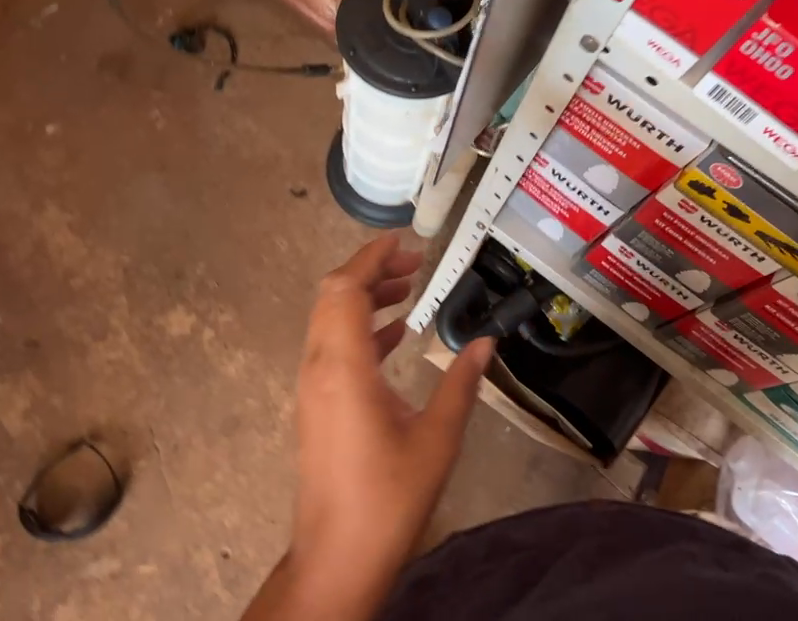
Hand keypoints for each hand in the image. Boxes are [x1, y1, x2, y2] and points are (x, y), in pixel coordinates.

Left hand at [258, 233, 493, 620]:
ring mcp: (312, 387)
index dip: (371, 258)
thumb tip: (484, 342)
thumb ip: (460, 383)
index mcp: (343, 366)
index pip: (346, 290)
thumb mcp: (437, 438)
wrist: (337, 555)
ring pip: (330, 320)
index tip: (403, 242)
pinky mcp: (316, 405)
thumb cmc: (389, 496)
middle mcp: (319, 367)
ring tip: (408, 292)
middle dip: (371, 272)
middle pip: (333, 297)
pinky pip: (333, 346)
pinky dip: (360, 329)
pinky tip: (396, 336)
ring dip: (365, 299)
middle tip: (413, 265)